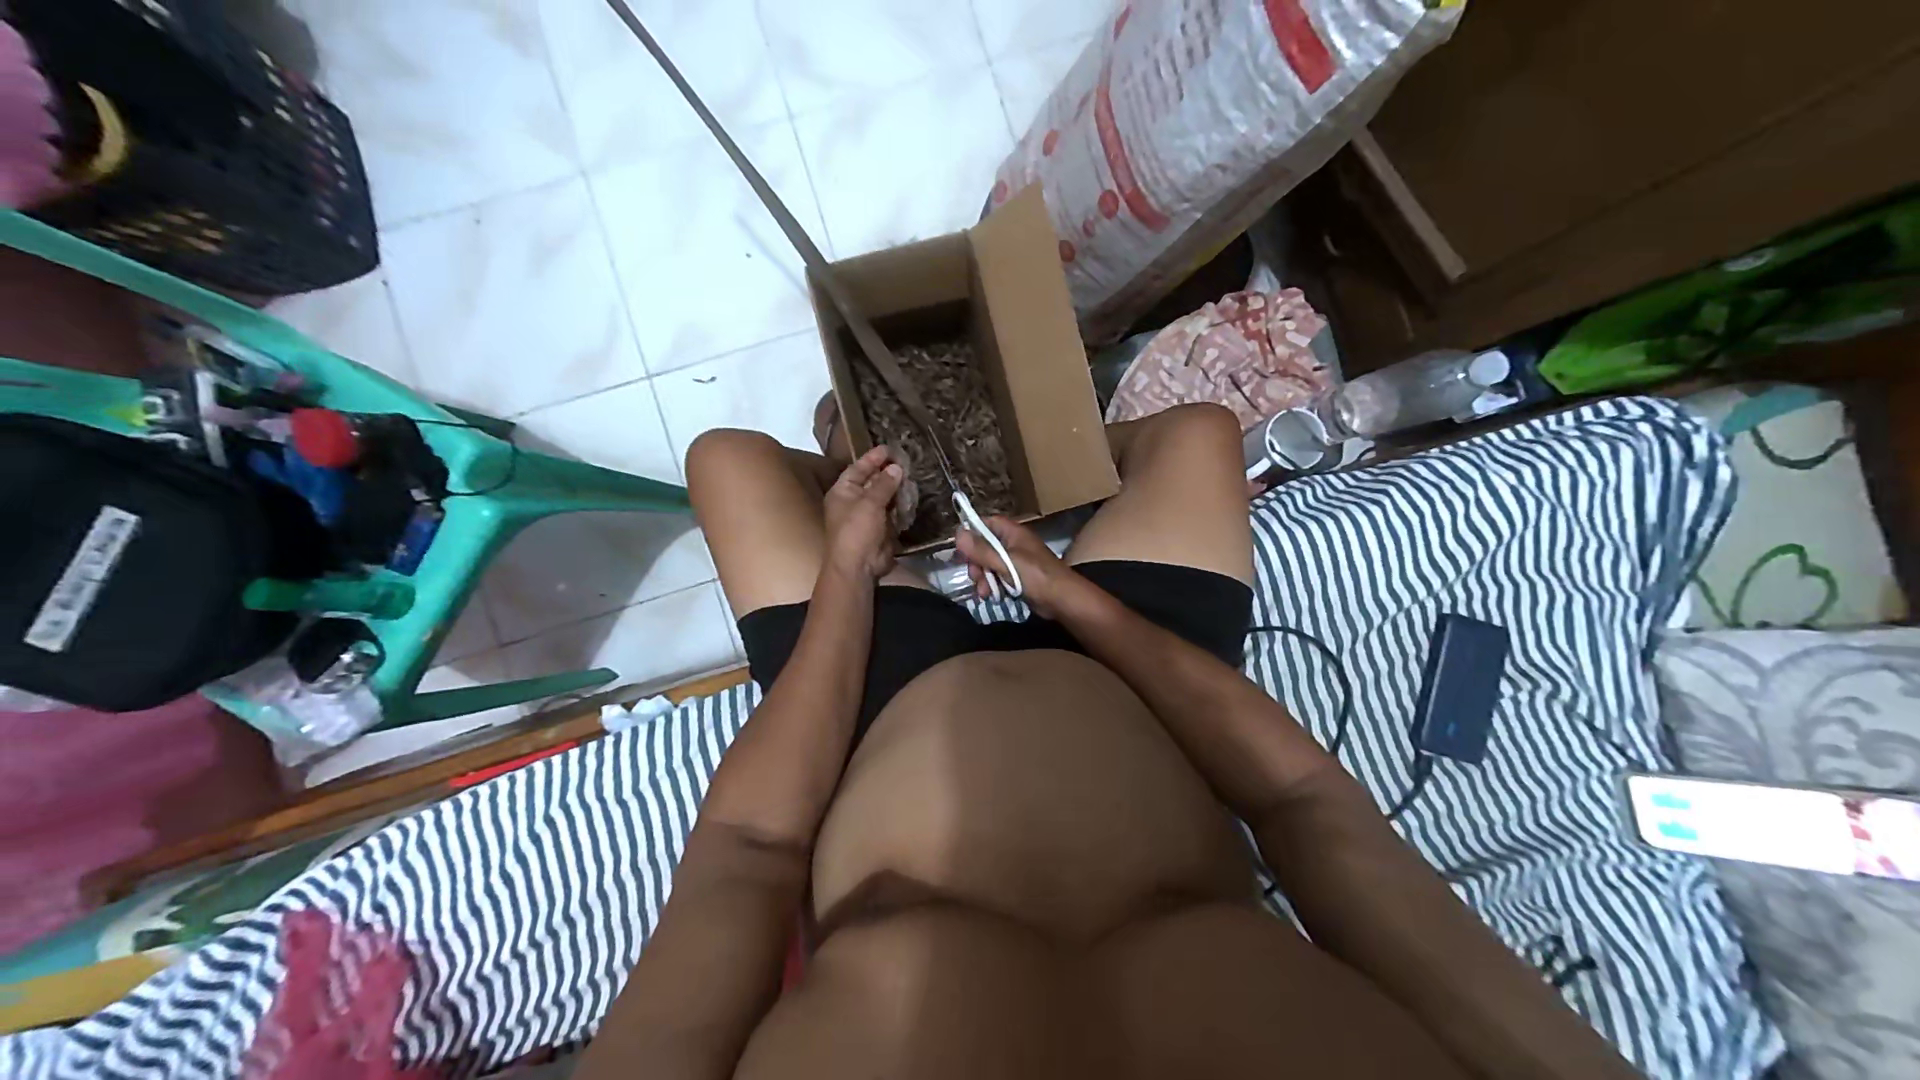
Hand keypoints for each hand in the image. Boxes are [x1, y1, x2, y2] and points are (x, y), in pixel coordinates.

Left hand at [823, 445, 905, 579]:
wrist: (858, 566)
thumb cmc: (856, 530)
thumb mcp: (869, 502)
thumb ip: (884, 484)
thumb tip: (896, 468)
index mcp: (842, 491)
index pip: (857, 468)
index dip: (872, 458)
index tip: (888, 448)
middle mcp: (853, 501)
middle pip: (871, 481)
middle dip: (887, 472)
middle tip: (906, 460)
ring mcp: (867, 515)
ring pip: (884, 496)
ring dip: (896, 488)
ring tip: (912, 476)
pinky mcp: (880, 528)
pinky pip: (892, 511)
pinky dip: (901, 504)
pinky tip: (912, 496)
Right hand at [955, 515, 1088, 618]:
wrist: (1062, 600)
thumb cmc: (1037, 576)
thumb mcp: (1006, 562)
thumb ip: (982, 550)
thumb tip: (957, 534)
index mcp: (1013, 533)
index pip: (987, 523)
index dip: (972, 532)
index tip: (961, 548)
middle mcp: (1013, 544)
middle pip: (984, 546)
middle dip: (976, 563)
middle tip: (975, 576)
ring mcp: (1015, 562)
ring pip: (988, 564)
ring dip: (982, 578)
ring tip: (984, 592)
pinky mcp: (1017, 578)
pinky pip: (997, 578)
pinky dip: (992, 586)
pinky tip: (991, 596)